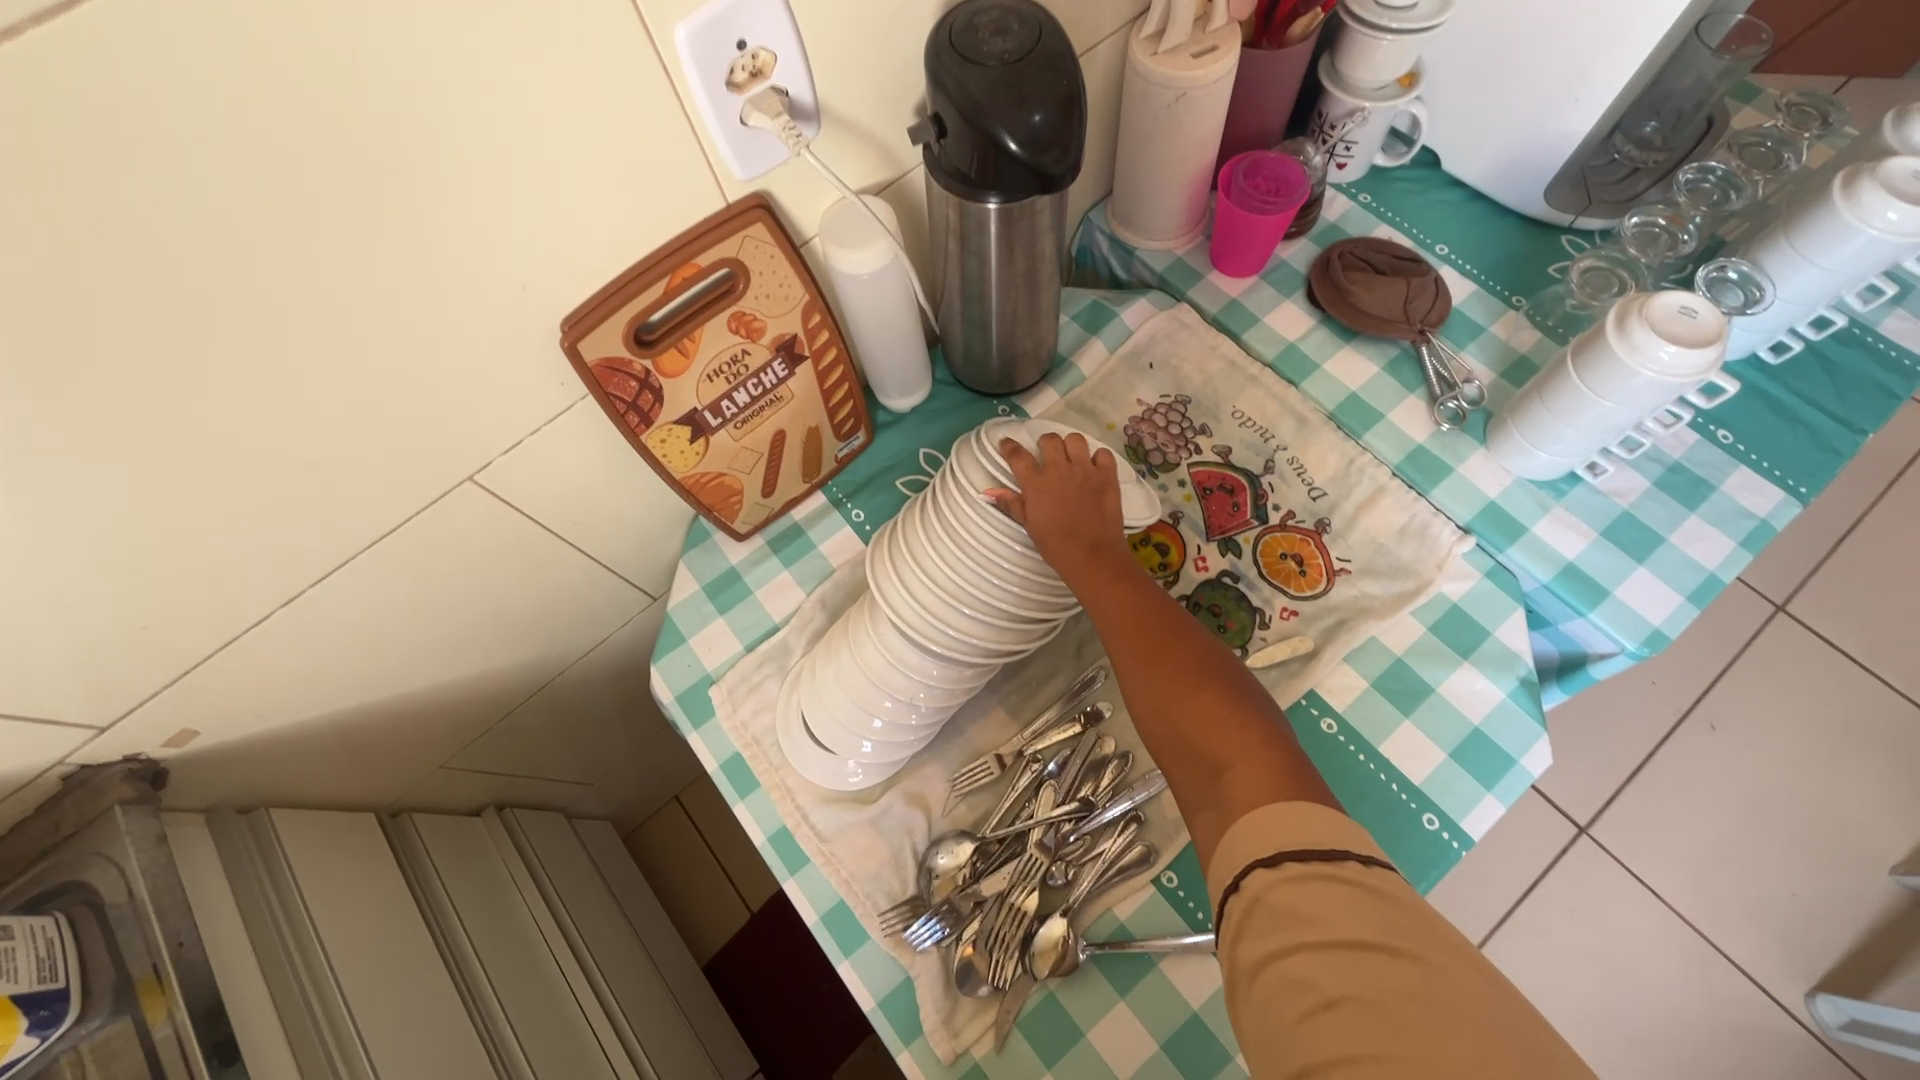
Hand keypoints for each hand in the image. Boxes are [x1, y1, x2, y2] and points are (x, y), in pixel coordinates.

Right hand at [986, 434, 1134, 586]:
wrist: (1093, 556)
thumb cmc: (1056, 545)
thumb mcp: (1029, 525)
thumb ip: (1011, 504)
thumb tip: (988, 492)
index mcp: (1036, 483)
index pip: (1018, 456)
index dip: (1009, 446)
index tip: (1006, 443)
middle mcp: (1060, 469)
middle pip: (1049, 440)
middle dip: (1045, 443)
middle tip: (1046, 455)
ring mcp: (1086, 470)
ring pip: (1076, 439)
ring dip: (1071, 446)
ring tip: (1071, 457)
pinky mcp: (1107, 476)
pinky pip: (1103, 453)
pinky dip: (1098, 457)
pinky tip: (1095, 468)